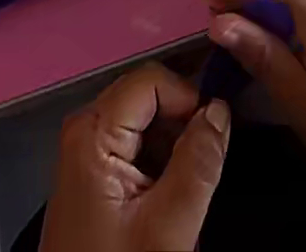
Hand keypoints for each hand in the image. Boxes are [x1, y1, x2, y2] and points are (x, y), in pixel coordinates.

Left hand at [39, 63, 230, 251]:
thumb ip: (199, 162)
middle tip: (203, 162)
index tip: (211, 136)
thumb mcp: (168, 227)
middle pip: (149, 92)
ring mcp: (87, 147)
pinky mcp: (93, 167)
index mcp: (93, 132)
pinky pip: (137, 138)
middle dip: (183, 119)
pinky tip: (167, 192)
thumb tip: (220, 109)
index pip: (153, 79)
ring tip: (185, 183)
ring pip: (147, 115)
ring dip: (175, 140)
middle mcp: (85, 128)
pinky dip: (161, 155)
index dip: (188, 99)